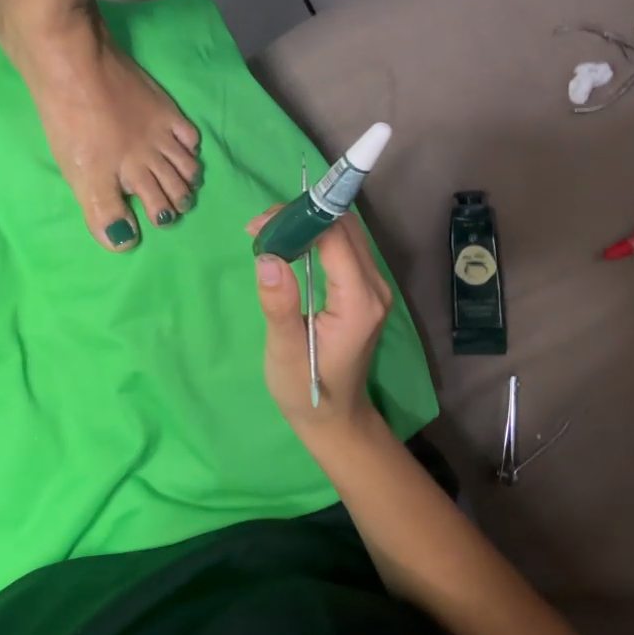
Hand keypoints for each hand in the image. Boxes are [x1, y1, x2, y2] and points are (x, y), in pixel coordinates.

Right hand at [249, 208, 393, 447]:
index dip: (298, 221)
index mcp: (358, 302)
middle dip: (302, 216)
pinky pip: (346, 247)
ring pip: (347, 233)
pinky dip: (317, 236)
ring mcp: (375, 288)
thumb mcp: (285, 352)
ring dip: (310, 223)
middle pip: (345, 228)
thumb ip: (279, 305)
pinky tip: (290, 245)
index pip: (335, 239)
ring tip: (270, 233)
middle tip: (260, 227)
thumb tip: (268, 257)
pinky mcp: (366, 290)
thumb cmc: (306, 389)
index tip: (258, 226)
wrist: (334, 417)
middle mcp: (375, 289)